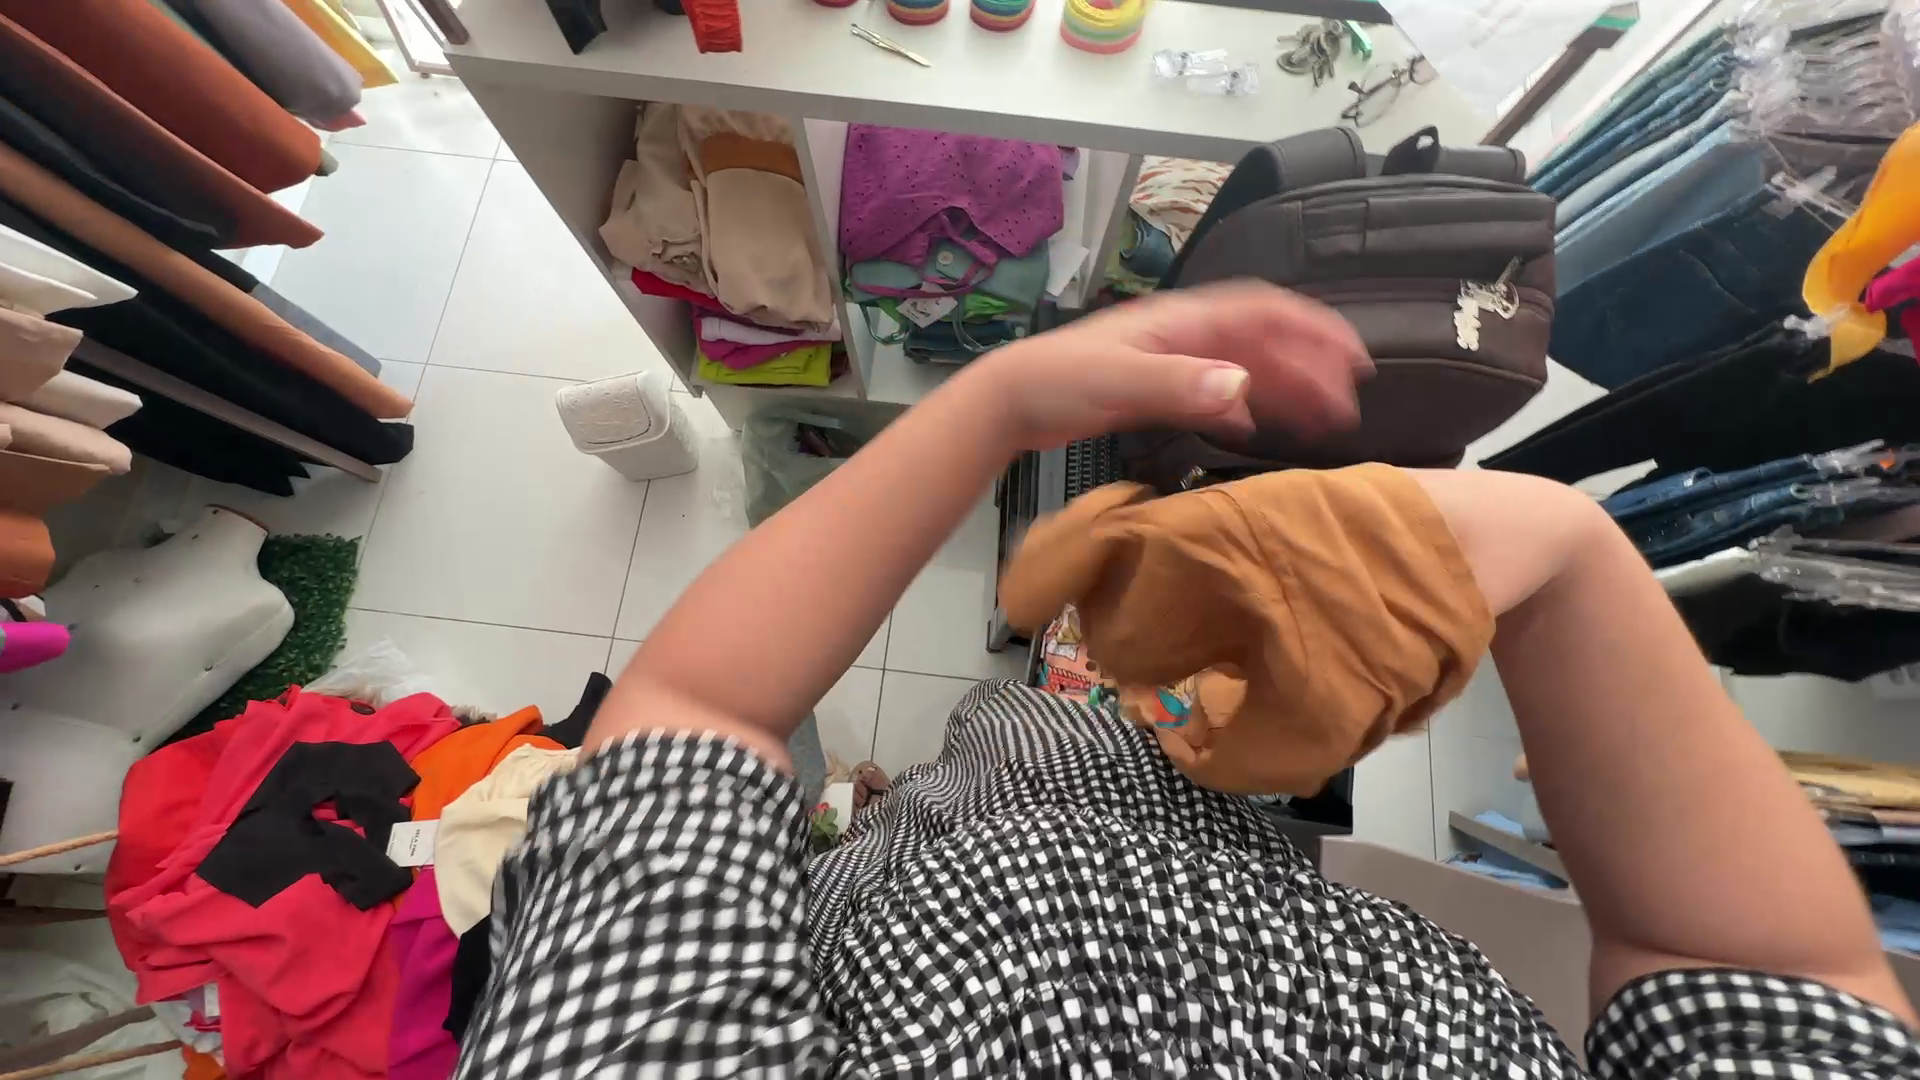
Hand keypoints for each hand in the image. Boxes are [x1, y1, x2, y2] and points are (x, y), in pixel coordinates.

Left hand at [967, 282, 1372, 450]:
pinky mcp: (1153, 391)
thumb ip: (1179, 384)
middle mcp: (1184, 337)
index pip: (1265, 312)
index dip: (1313, 330)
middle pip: (1262, 343)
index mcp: (1183, 321)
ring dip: (1280, 389)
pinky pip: (1209, 396)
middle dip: (1307, 366)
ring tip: (1315, 420)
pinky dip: (1236, 410)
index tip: (1353, 359)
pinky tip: (1248, 430)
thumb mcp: (1120, 380)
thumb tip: (1244, 389)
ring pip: (1241, 369)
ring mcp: (1170, 363)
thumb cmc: (1058, 379)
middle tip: (1345, 402)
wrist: (1012, 400)